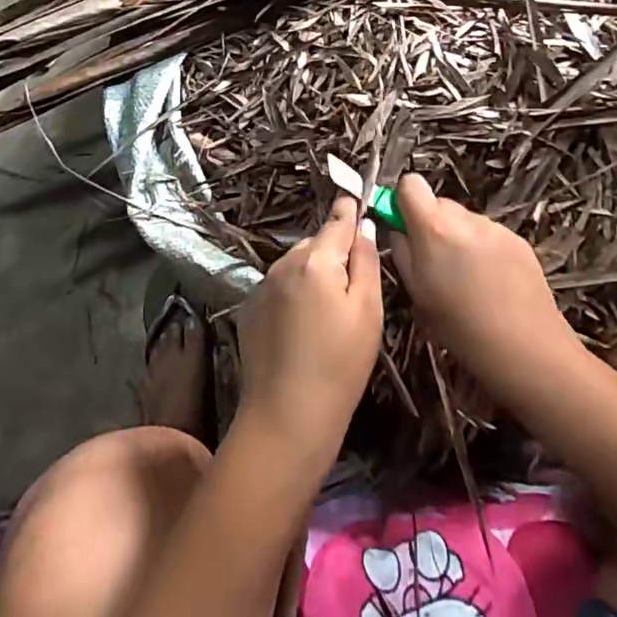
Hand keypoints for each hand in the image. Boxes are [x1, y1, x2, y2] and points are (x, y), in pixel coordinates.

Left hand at [236, 198, 382, 447]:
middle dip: (332, 253)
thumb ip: (365, 262)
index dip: (349, 212)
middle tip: (352, 285)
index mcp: (315, 260)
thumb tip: (363, 227)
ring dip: (311, 274)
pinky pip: (277, 288)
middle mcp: (283, 264)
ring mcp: (261, 287)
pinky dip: (292, 295)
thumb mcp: (367, 312)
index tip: (355, 202)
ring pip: (295, 266)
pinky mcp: (249, 310)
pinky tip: (302, 327)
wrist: (287, 415)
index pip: (336, 222)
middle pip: (314, 244)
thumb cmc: (340, 364)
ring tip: (327, 311)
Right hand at [389, 173, 577, 391]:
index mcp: (433, 228)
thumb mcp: (416, 293)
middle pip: (438, 203)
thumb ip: (401, 251)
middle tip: (433, 261)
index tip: (402, 226)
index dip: (402, 201)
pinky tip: (490, 283)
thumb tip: (397, 229)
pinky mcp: (519, 240)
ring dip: (458, 238)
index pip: (410, 184)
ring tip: (465, 278)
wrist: (526, 348)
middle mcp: (465, 219)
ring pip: (464, 221)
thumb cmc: (460, 327)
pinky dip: (482, 250)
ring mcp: (495, 228)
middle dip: (431, 224)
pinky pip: (488, 235)